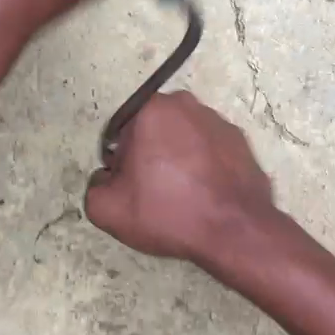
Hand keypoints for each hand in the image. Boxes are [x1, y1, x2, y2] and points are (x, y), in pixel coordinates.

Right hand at [85, 92, 281, 266]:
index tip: (133, 186)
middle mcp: (186, 105)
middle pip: (153, 132)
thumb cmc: (167, 212)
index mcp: (151, 109)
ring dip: (178, 160)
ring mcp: (218, 121)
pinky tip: (205, 194)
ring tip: (183, 196)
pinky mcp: (240, 140)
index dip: (121, 163)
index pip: (122, 134)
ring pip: (183, 139)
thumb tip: (106, 177)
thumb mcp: (107, 209)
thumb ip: (95, 186)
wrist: (233, 229)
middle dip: (150, 157)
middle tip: (155, 193)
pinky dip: (205, 167)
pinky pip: (210, 151)